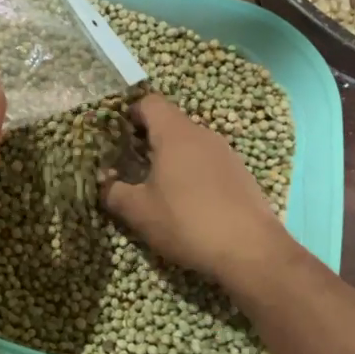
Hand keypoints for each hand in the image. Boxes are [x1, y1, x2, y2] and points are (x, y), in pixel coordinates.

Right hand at [101, 94, 289, 287]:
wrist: (251, 251)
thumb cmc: (187, 222)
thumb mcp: (139, 211)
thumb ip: (113, 192)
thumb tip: (104, 183)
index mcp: (175, 133)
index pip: (149, 102)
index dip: (130, 114)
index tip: (118, 138)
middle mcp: (202, 134)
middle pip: (170, 123)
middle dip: (147, 140)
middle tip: (131, 167)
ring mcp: (226, 153)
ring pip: (190, 143)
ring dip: (171, 158)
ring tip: (158, 188)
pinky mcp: (240, 174)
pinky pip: (208, 162)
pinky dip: (193, 173)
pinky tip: (188, 203)